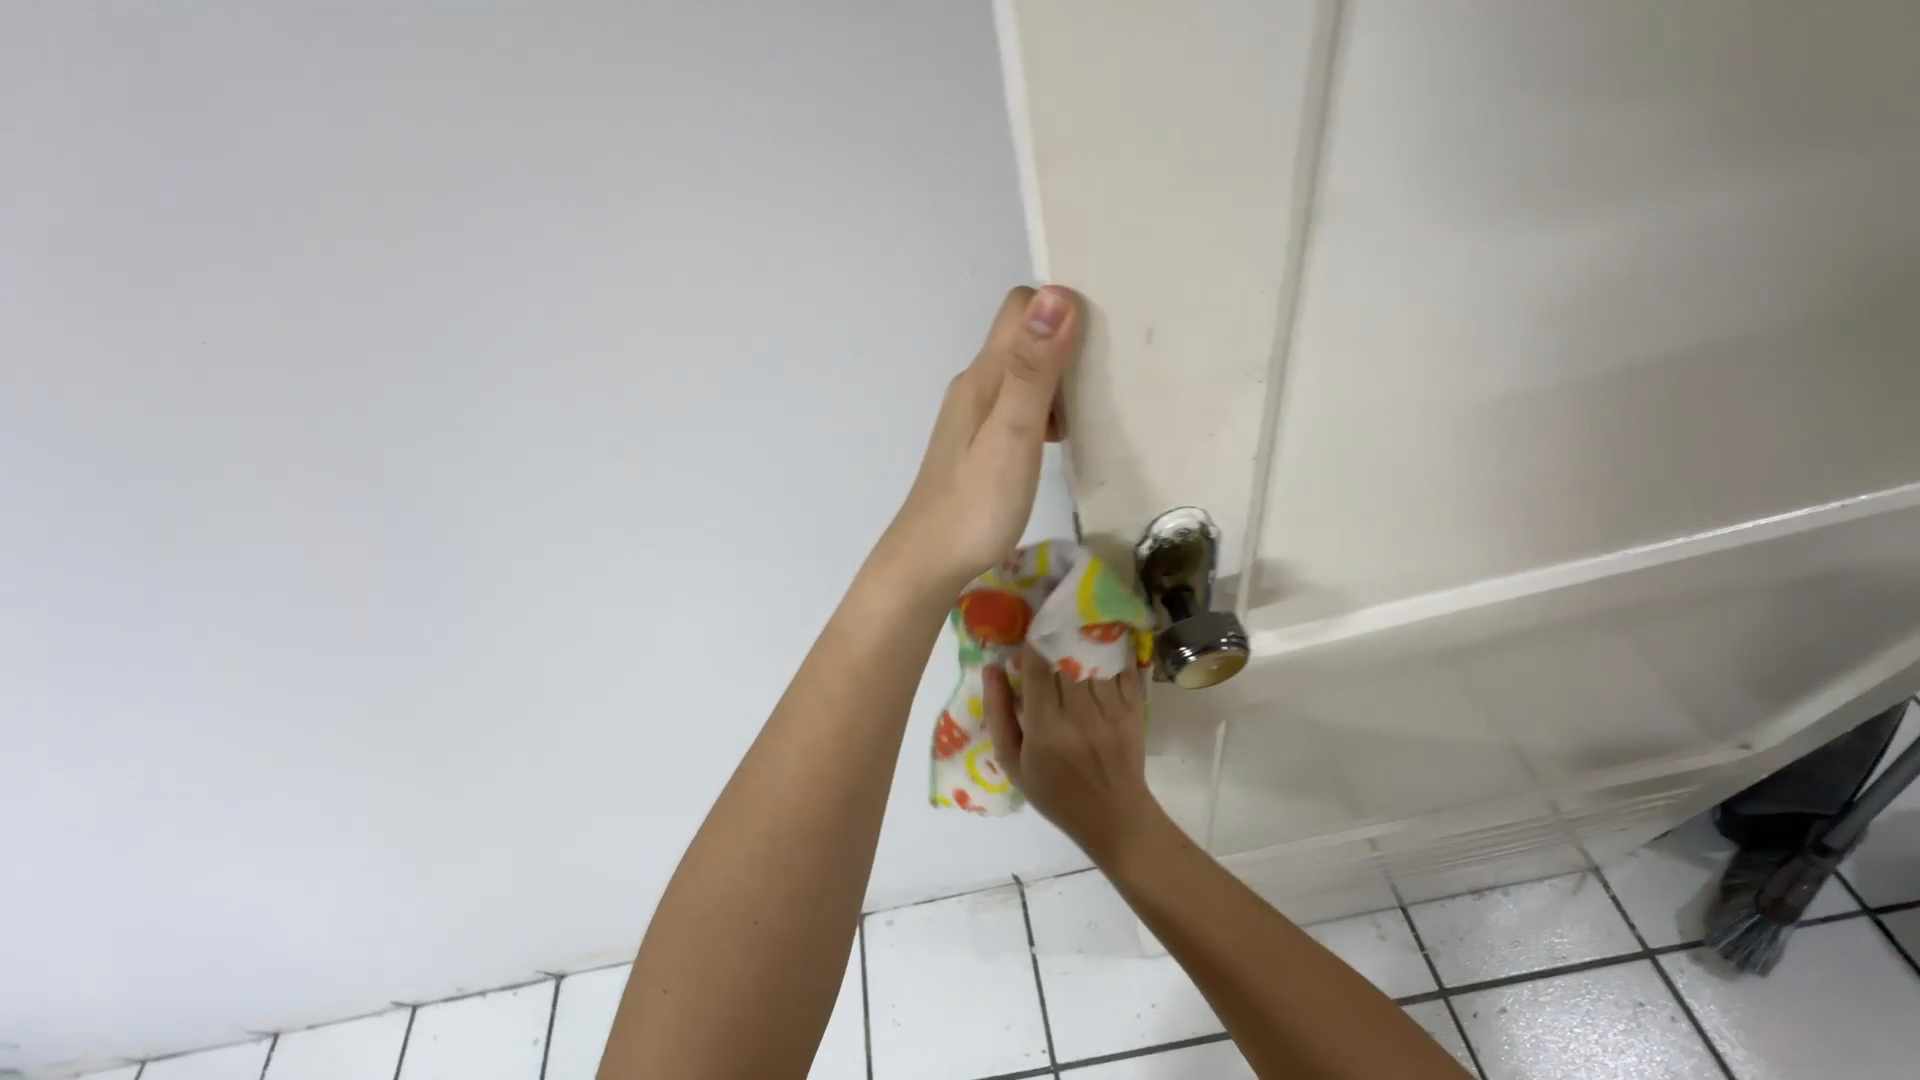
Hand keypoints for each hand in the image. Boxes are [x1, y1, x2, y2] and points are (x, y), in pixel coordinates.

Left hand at [878, 286, 1081, 594]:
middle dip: (1068, 341)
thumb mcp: (1012, 436)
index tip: (1106, 332)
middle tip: (1110, 374)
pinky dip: (1046, 410)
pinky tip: (1060, 441)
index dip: (1063, 306)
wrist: (929, 562)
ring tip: (1091, 411)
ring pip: (1024, 372)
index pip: (1022, 306)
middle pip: (1026, 336)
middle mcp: (976, 385)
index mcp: (984, 376)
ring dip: (1060, 381)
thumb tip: (1054, 294)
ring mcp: (974, 414)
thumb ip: (1032, 370)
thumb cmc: (976, 506)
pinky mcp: (978, 442)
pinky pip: (1019, 404)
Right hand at [982, 646, 1165, 862]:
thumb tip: (992, 668)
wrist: (1113, 816)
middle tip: (1049, 632)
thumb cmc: (1055, 792)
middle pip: (1066, 659)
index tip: (1027, 634)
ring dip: (1082, 644)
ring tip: (1073, 635)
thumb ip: (998, 714)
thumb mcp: (1013, 762)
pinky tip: (1103, 646)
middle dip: (1056, 640)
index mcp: (1045, 729)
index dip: (1031, 645)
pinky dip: (1113, 653)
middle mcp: (1080, 715)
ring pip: (1094, 659)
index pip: (1037, 669)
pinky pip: (1124, 669)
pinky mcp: (1134, 709)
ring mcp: (1111, 711)